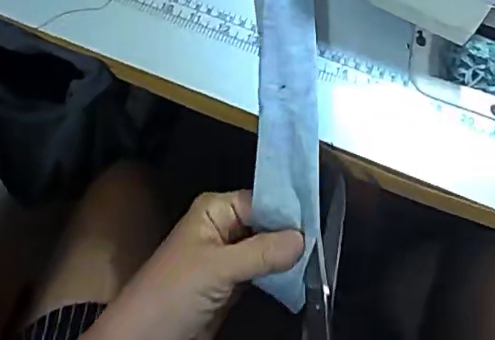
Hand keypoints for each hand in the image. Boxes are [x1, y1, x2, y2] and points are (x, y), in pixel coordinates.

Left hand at [87, 190, 303, 339]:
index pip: (261, 200)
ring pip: (266, 250)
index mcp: (216, 209)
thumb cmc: (172, 295)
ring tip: (317, 260)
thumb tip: (304, 238)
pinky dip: (278, 277)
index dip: (287, 210)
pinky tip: (300, 279)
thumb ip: (261, 252)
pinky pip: (262, 274)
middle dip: (290, 234)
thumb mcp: (217, 269)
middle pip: (266, 224)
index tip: (319, 220)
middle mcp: (223, 227)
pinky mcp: (230, 286)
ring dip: (286, 257)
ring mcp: (227, 258)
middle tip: (322, 243)